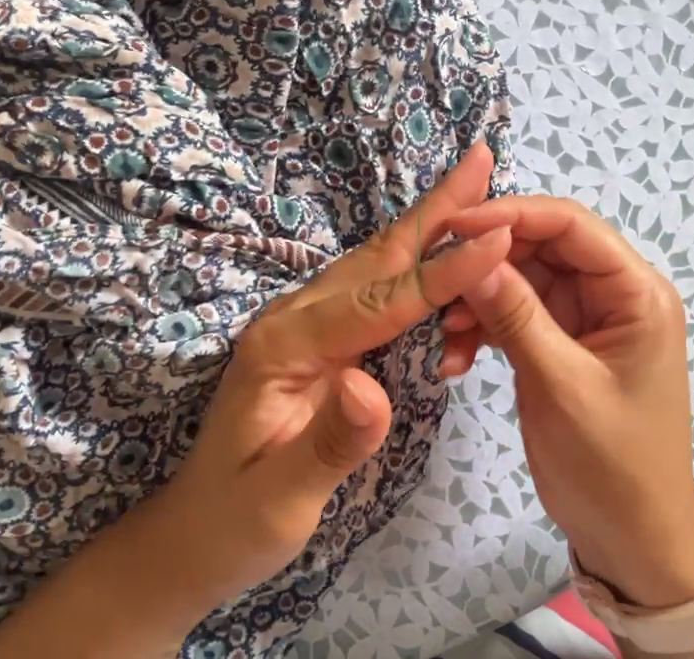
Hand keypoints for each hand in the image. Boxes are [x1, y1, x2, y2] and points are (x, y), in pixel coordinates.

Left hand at [0, 142, 510, 658]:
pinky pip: (376, 295)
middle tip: (481, 160)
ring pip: (376, 267)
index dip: (441, 271)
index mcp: (285, 347)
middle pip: (376, 259)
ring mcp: (306, 327)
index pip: (377, 302)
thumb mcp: (280, 498)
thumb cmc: (235, 522)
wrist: (196, 533)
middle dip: (433, 211)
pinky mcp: (320, 343)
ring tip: (476, 194)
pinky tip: (445, 258)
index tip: (497, 237)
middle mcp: (295, 321)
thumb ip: (330, 442)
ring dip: (428, 230)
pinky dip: (417, 267)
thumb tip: (376, 389)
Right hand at [442, 196, 693, 609]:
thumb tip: (473, 256)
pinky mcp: (560, 342)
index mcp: (636, 292)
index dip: (512, 215)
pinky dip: (483, 329)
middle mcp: (613, 293)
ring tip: (445, 334)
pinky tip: (455, 358)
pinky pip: (515, 315)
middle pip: (541, 248)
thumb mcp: (563, 387)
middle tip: (434, 277)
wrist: (631, 541)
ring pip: (521, 280)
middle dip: (488, 261)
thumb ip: (517, 317)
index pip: (571, 225)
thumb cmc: (613, 465)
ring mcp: (584, 318)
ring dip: (479, 299)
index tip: (454, 227)